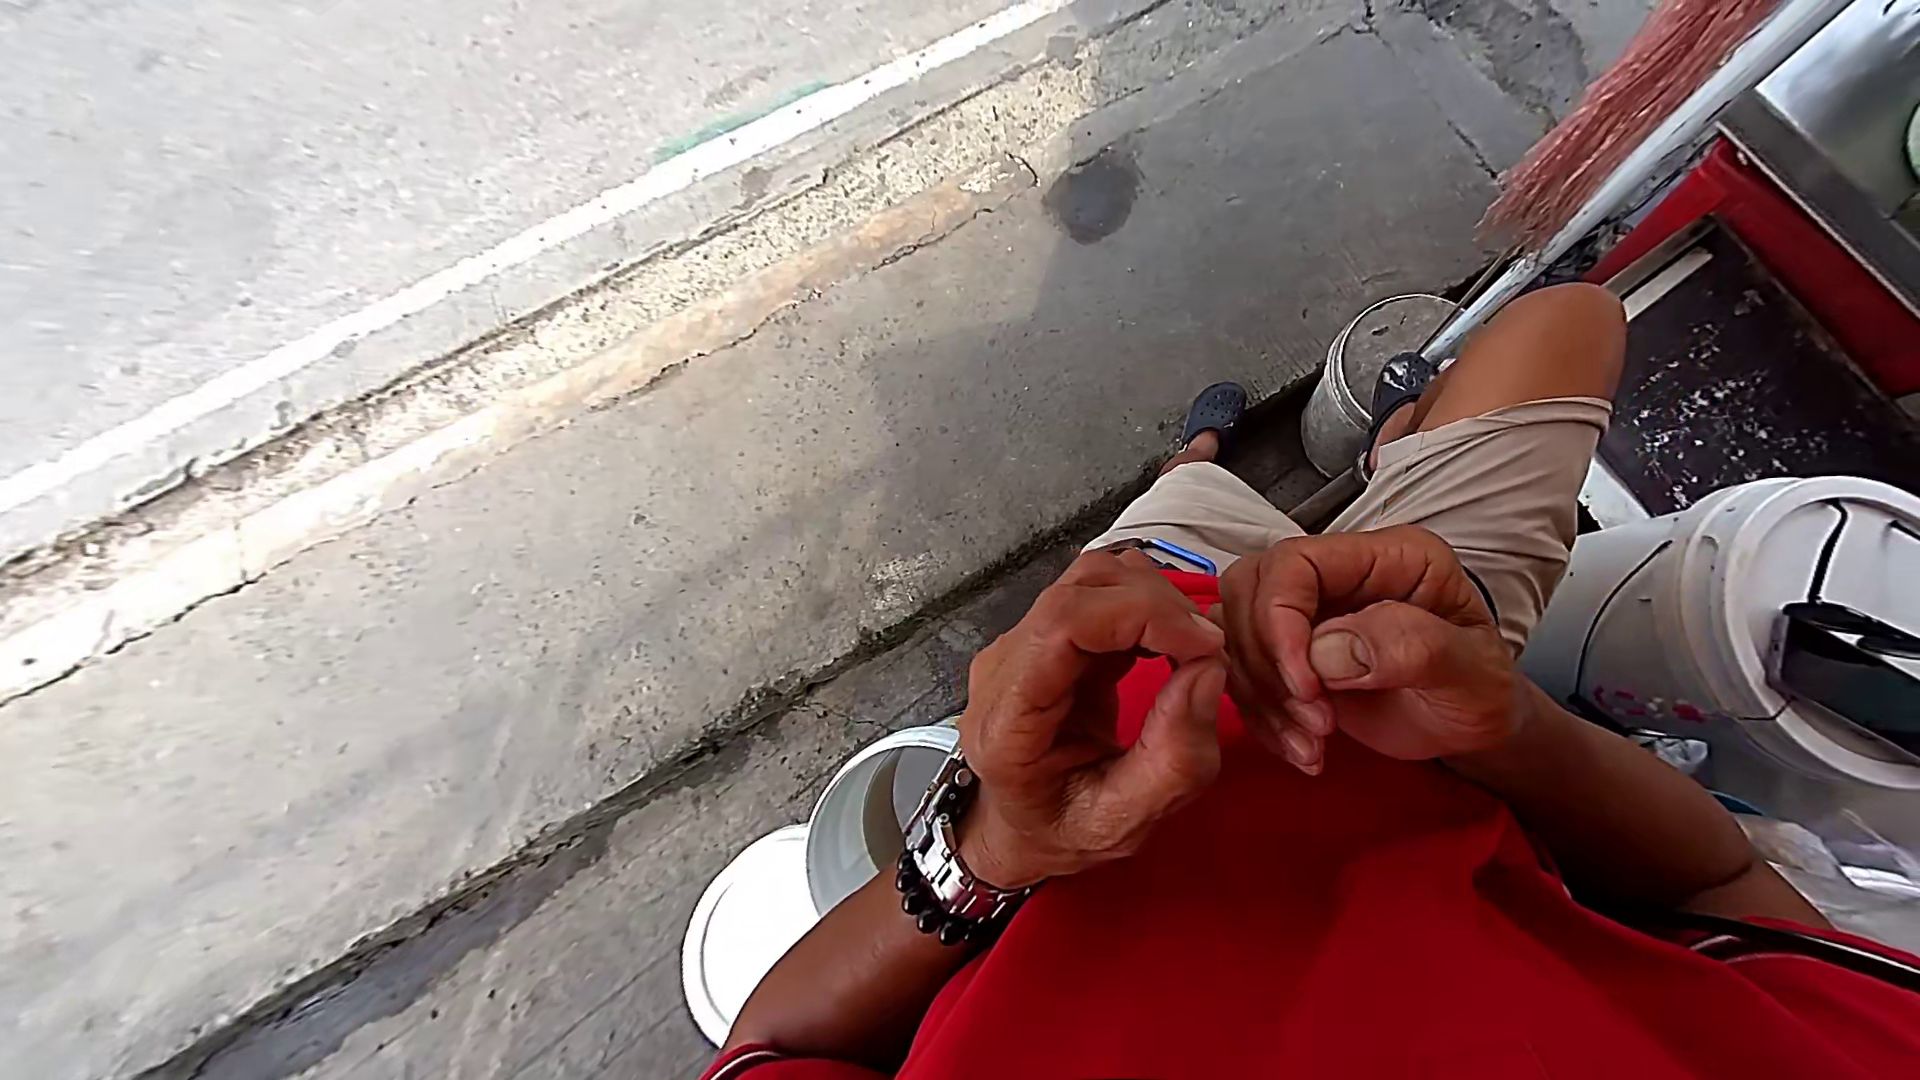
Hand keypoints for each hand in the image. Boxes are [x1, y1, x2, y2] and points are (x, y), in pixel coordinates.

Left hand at [956, 550, 1228, 888]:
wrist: (1014, 823)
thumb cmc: (1057, 830)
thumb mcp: (1123, 823)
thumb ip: (1171, 761)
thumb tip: (1208, 669)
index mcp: (1007, 716)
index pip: (1063, 623)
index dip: (1141, 614)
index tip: (1205, 645)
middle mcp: (1003, 663)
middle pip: (1080, 589)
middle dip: (1157, 605)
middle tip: (1208, 651)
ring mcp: (1020, 642)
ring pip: (1089, 580)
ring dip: (1151, 599)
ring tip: (1188, 648)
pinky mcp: (1044, 636)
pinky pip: (1096, 597)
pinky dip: (1142, 609)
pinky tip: (1166, 645)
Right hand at [1213, 525, 1519, 770]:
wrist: (1457, 727)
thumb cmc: (1477, 695)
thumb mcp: (1474, 677)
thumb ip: (1413, 649)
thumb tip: (1324, 653)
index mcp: (1381, 556)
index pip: (1294, 563)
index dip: (1279, 620)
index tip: (1306, 686)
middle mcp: (1326, 571)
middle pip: (1245, 590)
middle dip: (1265, 661)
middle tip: (1313, 719)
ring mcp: (1293, 605)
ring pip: (1228, 629)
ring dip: (1256, 693)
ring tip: (1311, 742)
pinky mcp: (1271, 642)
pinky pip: (1232, 666)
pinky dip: (1254, 711)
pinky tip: (1297, 744)